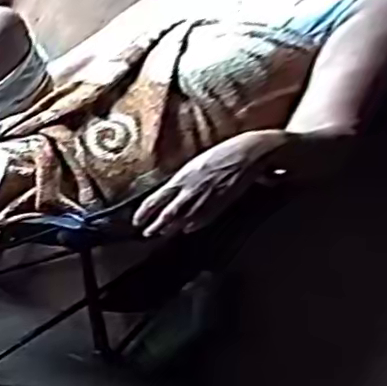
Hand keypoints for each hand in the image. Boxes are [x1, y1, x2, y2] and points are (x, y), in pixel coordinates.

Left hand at [133, 131, 285, 237]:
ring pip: (183, 220)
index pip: (152, 202)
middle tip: (146, 234)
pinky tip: (187, 229)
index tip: (136, 222)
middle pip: (166, 215)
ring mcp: (206, 198)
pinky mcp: (222, 202)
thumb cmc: (218, 156)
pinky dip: (194, 225)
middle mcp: (190, 191)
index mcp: (179, 180)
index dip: (142, 214)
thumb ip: (176, 183)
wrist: (251, 151)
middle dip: (154, 226)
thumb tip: (162, 197)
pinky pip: (204, 218)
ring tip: (163, 234)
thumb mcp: (190, 167)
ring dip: (171, 228)